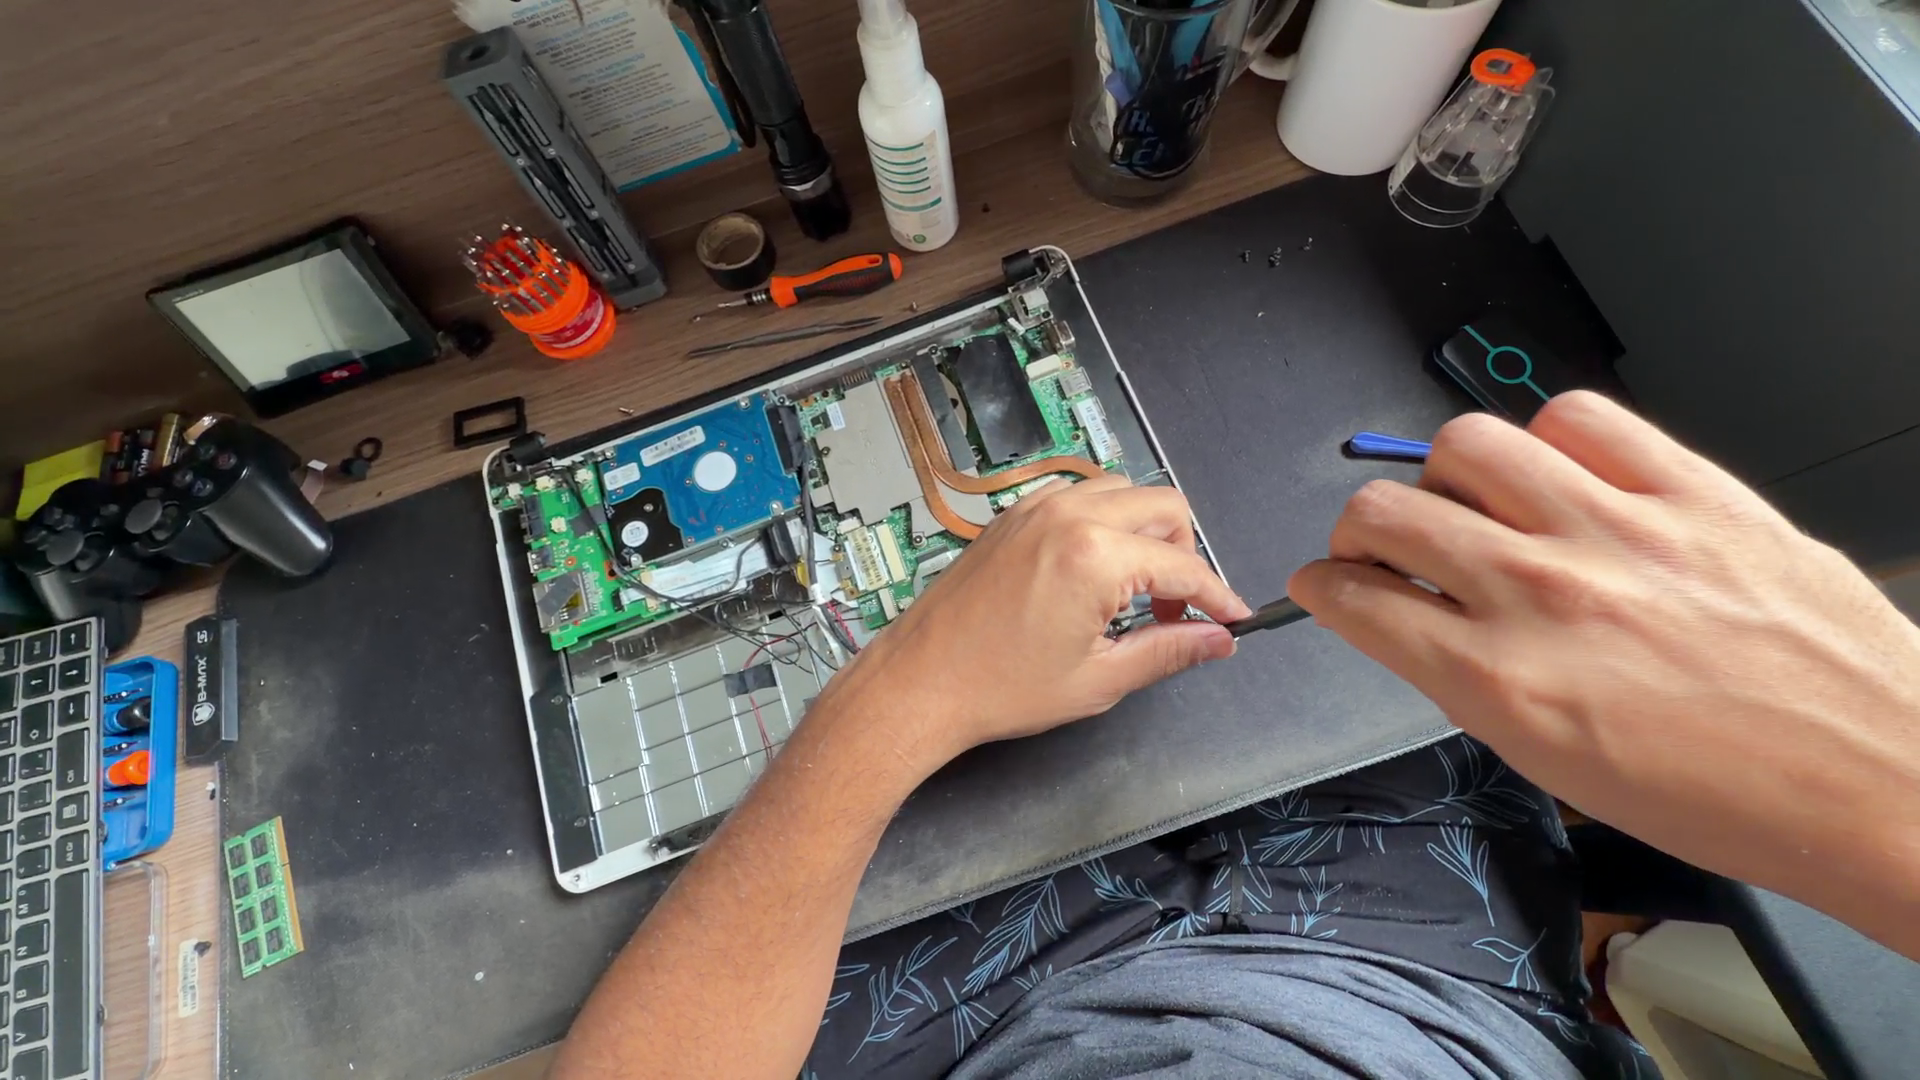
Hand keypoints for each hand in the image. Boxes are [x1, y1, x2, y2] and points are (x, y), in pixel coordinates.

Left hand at [822, 476, 1249, 769]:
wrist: (921, 680)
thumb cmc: (1004, 688)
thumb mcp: (1098, 678)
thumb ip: (1168, 650)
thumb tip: (1217, 639)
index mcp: (1095, 555)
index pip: (1184, 566)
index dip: (1217, 596)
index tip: (1233, 618)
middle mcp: (1068, 514)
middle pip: (1162, 506)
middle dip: (1183, 553)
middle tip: (1175, 608)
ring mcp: (1035, 507)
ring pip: (1119, 492)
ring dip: (1142, 531)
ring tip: (1133, 588)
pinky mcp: (1012, 514)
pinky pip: (1076, 496)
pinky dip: (1101, 520)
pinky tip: (1090, 567)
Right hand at [1290, 392, 1919, 951]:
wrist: (1891, 788)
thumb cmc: (1710, 793)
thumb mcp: (1537, 754)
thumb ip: (1447, 669)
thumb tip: (1396, 608)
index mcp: (1497, 678)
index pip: (1351, 597)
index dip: (1316, 585)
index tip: (1322, 583)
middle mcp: (1543, 595)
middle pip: (1380, 512)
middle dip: (1355, 532)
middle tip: (1380, 548)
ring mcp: (1621, 533)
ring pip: (1463, 445)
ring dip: (1440, 478)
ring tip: (1471, 506)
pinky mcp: (1697, 495)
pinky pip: (1580, 418)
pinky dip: (1546, 440)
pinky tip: (1557, 478)